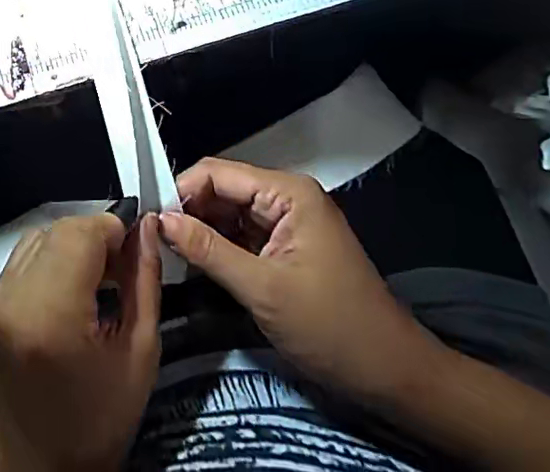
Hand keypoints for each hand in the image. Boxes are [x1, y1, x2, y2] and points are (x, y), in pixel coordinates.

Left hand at [0, 212, 161, 471]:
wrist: (41, 458)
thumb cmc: (99, 417)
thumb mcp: (139, 353)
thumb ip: (143, 282)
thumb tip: (146, 228)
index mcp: (50, 311)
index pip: (79, 233)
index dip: (113, 229)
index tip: (138, 247)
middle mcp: (15, 292)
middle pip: (60, 230)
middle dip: (97, 237)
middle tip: (126, 266)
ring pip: (43, 235)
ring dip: (76, 244)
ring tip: (104, 278)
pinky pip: (28, 252)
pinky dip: (56, 255)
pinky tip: (78, 284)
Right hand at [158, 159, 447, 403]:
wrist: (395, 376)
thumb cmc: (333, 328)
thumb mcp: (262, 289)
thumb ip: (207, 249)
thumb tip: (159, 220)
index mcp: (288, 193)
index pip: (215, 173)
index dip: (181, 193)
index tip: (154, 223)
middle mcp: (286, 196)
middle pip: (219, 188)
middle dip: (188, 212)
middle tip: (160, 242)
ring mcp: (286, 219)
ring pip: (225, 210)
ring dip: (200, 230)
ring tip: (175, 255)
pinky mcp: (284, 243)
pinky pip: (238, 231)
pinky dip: (217, 245)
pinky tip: (199, 263)